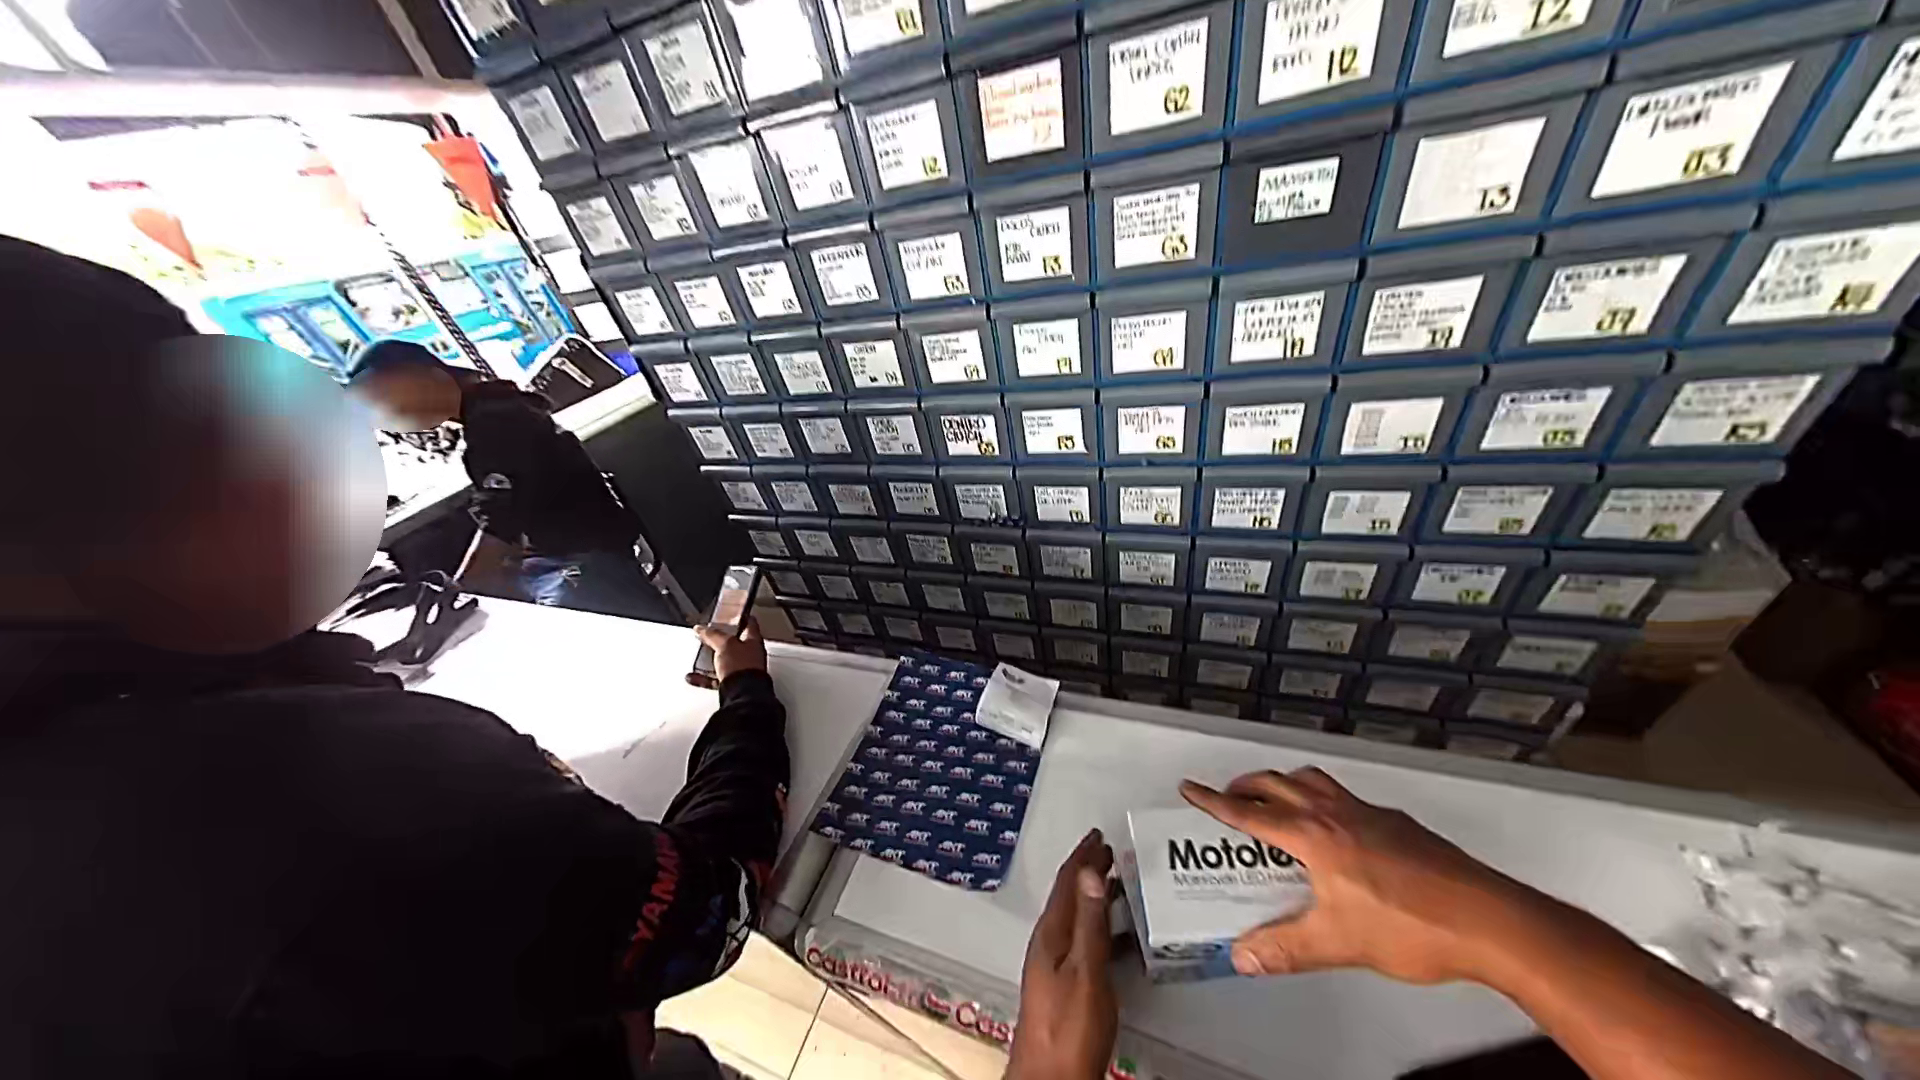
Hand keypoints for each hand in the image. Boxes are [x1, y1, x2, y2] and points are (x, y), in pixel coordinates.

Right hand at [686, 617, 766, 687]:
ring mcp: (742, 670)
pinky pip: (716, 678)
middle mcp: (750, 655)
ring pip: (725, 661)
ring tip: (699, 655)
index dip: (740, 616)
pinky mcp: (733, 684)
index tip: (732, 613)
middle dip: (721, 640)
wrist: (742, 694)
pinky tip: (693, 676)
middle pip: (735, 643)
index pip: (749, 623)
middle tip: (709, 635)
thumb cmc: (742, 667)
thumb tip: (702, 629)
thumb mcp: (724, 644)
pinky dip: (704, 677)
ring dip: (711, 659)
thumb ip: (712, 635)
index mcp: (753, 641)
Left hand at [1006, 829, 1116, 1079]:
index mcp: (1051, 932)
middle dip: (1087, 870)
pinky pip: (1083, 938)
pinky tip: (1118, 935)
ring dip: (1093, 895)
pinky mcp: (1064, 983)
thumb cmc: (1069, 1028)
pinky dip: (1099, 925)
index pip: (1067, 882)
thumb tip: (1090, 872)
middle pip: (1069, 895)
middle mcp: (1049, 941)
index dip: (1082, 856)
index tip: (1097, 835)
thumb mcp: (1085, 972)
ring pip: (1076, 916)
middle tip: (1106, 850)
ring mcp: (1054, 963)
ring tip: (1114, 881)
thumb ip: (1090, 923)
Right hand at [1179, 768, 1546, 985]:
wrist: (1491, 921)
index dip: (1213, 801)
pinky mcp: (1398, 823)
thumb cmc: (1413, 926)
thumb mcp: (1339, 943)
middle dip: (1245, 785)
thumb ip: (1286, 948)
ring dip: (1285, 783)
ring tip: (1277, 800)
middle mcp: (1335, 814)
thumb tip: (1244, 956)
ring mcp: (1369, 813)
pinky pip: (1346, 796)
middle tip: (1230, 796)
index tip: (1190, 788)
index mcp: (1313, 836)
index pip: (1248, 813)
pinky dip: (1324, 798)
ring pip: (1312, 780)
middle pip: (1276, 784)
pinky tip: (1337, 827)